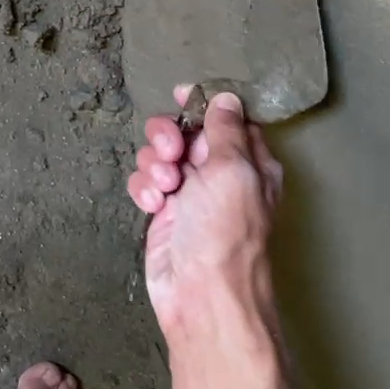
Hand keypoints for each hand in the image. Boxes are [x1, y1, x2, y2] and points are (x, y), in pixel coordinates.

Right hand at [125, 85, 284, 326]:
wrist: (201, 294)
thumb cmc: (225, 231)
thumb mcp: (234, 171)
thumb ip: (226, 129)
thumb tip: (226, 97)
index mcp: (247, 162)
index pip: (224, 117)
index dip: (202, 103)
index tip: (180, 94)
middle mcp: (217, 174)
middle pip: (182, 130)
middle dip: (167, 136)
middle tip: (171, 153)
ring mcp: (187, 192)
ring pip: (157, 154)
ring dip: (153, 165)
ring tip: (164, 189)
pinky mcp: (162, 210)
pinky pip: (143, 182)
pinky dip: (143, 189)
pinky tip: (152, 207)